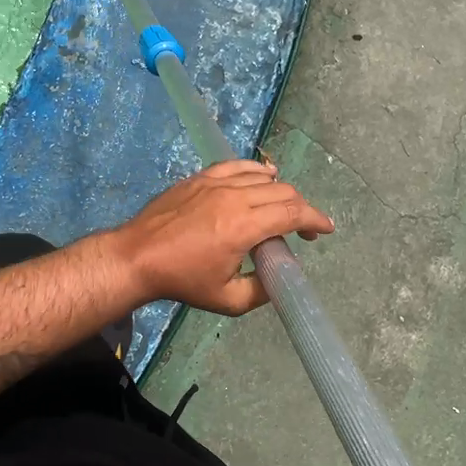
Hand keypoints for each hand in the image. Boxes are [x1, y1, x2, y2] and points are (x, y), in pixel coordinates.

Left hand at [107, 158, 334, 315]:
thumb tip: (279, 278)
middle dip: (301, 208)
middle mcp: (233, 197)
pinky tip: (261, 178)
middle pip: (281, 191)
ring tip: (283, 208)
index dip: (315, 219)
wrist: (138, 256)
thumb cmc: (182, 280)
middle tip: (304, 229)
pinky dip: (254, 171)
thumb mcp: (229, 299)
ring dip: (279, 190)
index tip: (326, 229)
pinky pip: (235, 166)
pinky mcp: (199, 178)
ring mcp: (214, 183)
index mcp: (243, 226)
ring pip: (260, 176)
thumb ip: (262, 290)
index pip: (292, 213)